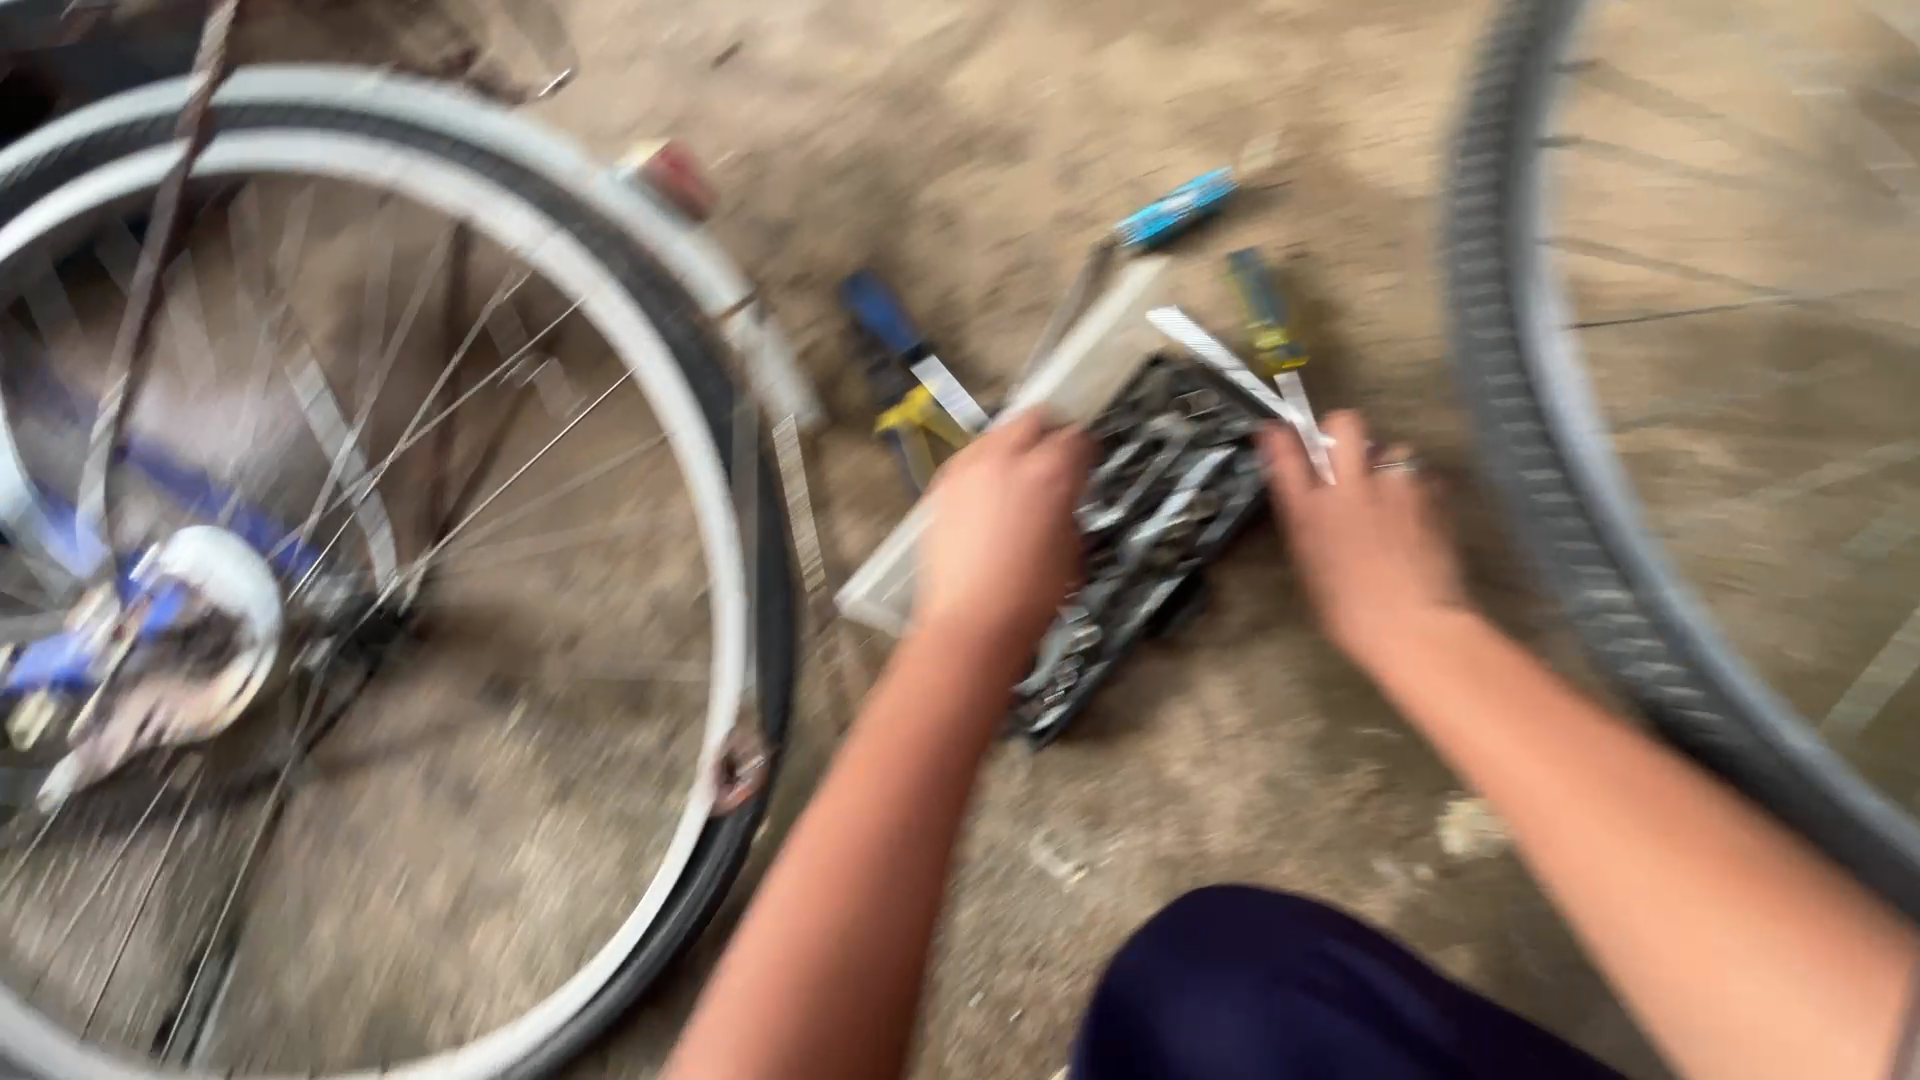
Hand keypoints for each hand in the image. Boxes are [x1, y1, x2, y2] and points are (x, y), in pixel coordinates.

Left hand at [916, 410, 1093, 647]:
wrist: (973, 623)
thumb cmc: (1025, 599)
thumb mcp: (1072, 549)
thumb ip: (1070, 506)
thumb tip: (1067, 495)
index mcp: (1050, 474)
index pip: (1076, 437)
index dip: (1084, 450)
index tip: (1084, 459)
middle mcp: (1005, 461)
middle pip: (1032, 419)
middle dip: (1048, 433)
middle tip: (1055, 453)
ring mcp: (968, 472)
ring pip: (995, 433)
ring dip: (1012, 445)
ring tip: (1020, 472)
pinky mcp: (940, 489)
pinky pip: (967, 460)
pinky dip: (982, 466)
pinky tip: (989, 492)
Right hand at [1263, 410, 1470, 670]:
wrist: (1414, 626)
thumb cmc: (1347, 610)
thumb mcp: (1308, 564)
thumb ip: (1304, 520)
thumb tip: (1303, 495)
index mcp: (1308, 509)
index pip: (1285, 450)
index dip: (1279, 435)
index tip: (1277, 431)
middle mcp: (1349, 486)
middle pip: (1344, 423)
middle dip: (1341, 432)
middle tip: (1344, 458)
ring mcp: (1396, 486)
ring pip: (1392, 448)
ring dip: (1386, 465)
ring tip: (1389, 497)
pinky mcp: (1434, 495)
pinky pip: (1421, 476)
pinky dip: (1415, 489)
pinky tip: (1415, 517)